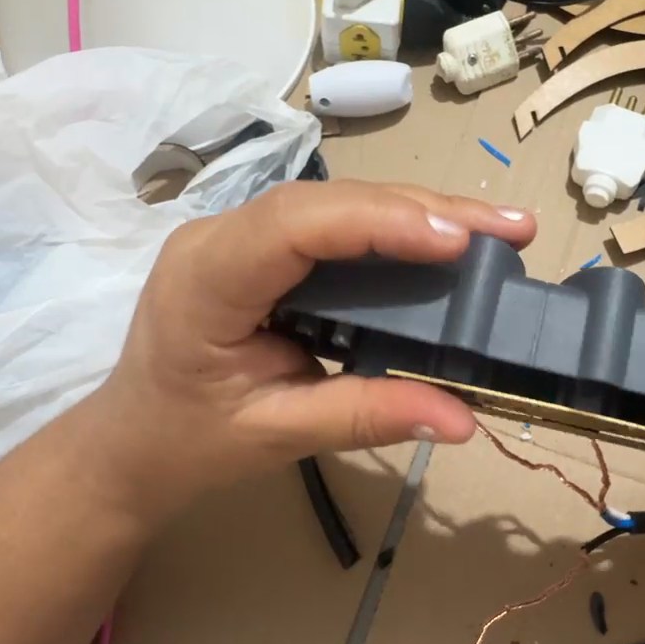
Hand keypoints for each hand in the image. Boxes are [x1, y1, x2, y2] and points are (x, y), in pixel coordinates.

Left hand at [74, 180, 534, 507]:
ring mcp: (241, 234)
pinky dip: (397, 233)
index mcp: (206, 278)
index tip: (458, 241)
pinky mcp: (265, 247)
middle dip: (426, 210)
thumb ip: (364, 417)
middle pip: (331, 202)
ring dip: (422, 214)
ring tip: (498, 231)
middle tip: (512, 229)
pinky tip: (448, 242)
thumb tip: (461, 419)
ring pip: (341, 204)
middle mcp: (221, 236)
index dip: (380, 222)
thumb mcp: (276, 435)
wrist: (132, 440)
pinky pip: (337, 226)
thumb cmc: (188, 441)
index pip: (295, 225)